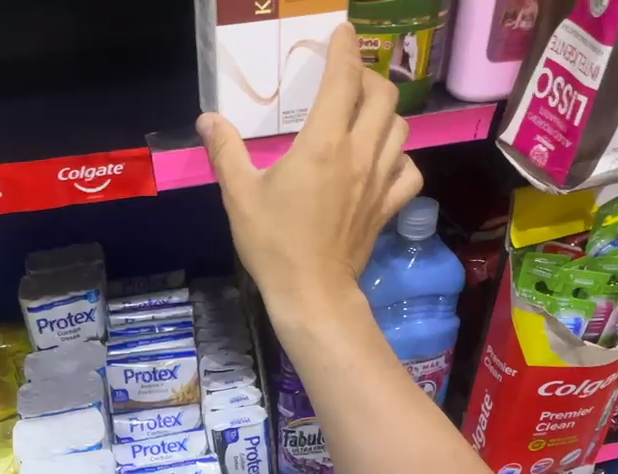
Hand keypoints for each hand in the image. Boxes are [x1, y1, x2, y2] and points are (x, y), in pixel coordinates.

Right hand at [198, 23, 421, 322]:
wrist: (311, 294)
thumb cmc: (274, 245)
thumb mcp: (240, 197)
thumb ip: (226, 152)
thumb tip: (208, 120)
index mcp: (322, 143)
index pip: (343, 78)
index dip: (345, 49)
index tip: (342, 34)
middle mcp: (358, 153)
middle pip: (383, 96)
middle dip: (368, 78)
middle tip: (349, 82)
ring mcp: (379, 181)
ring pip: (400, 128)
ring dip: (386, 114)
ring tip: (366, 117)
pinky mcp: (387, 207)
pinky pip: (409, 171)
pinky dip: (401, 159)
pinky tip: (384, 163)